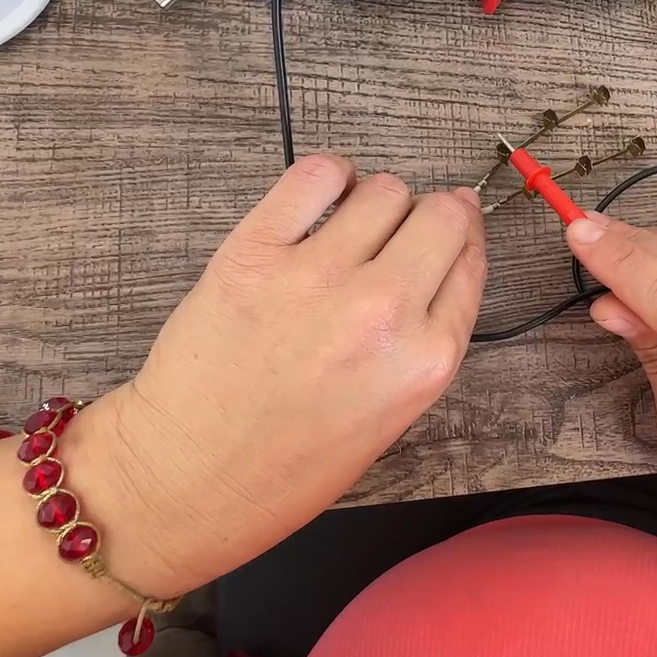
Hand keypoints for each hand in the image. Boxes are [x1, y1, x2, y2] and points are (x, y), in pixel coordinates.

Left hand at [73, 154, 486, 595]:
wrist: (185, 482)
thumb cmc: (290, 464)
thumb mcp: (393, 411)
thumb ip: (428, 332)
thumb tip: (450, 248)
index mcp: (426, 360)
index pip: (471, 259)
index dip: (465, 237)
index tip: (454, 228)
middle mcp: (384, 312)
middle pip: (442, 215)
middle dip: (432, 216)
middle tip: (399, 236)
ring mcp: (317, 277)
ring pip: (386, 190)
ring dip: (379, 202)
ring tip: (352, 230)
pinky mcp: (255, 252)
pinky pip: (318, 175)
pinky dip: (331, 176)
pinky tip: (322, 200)